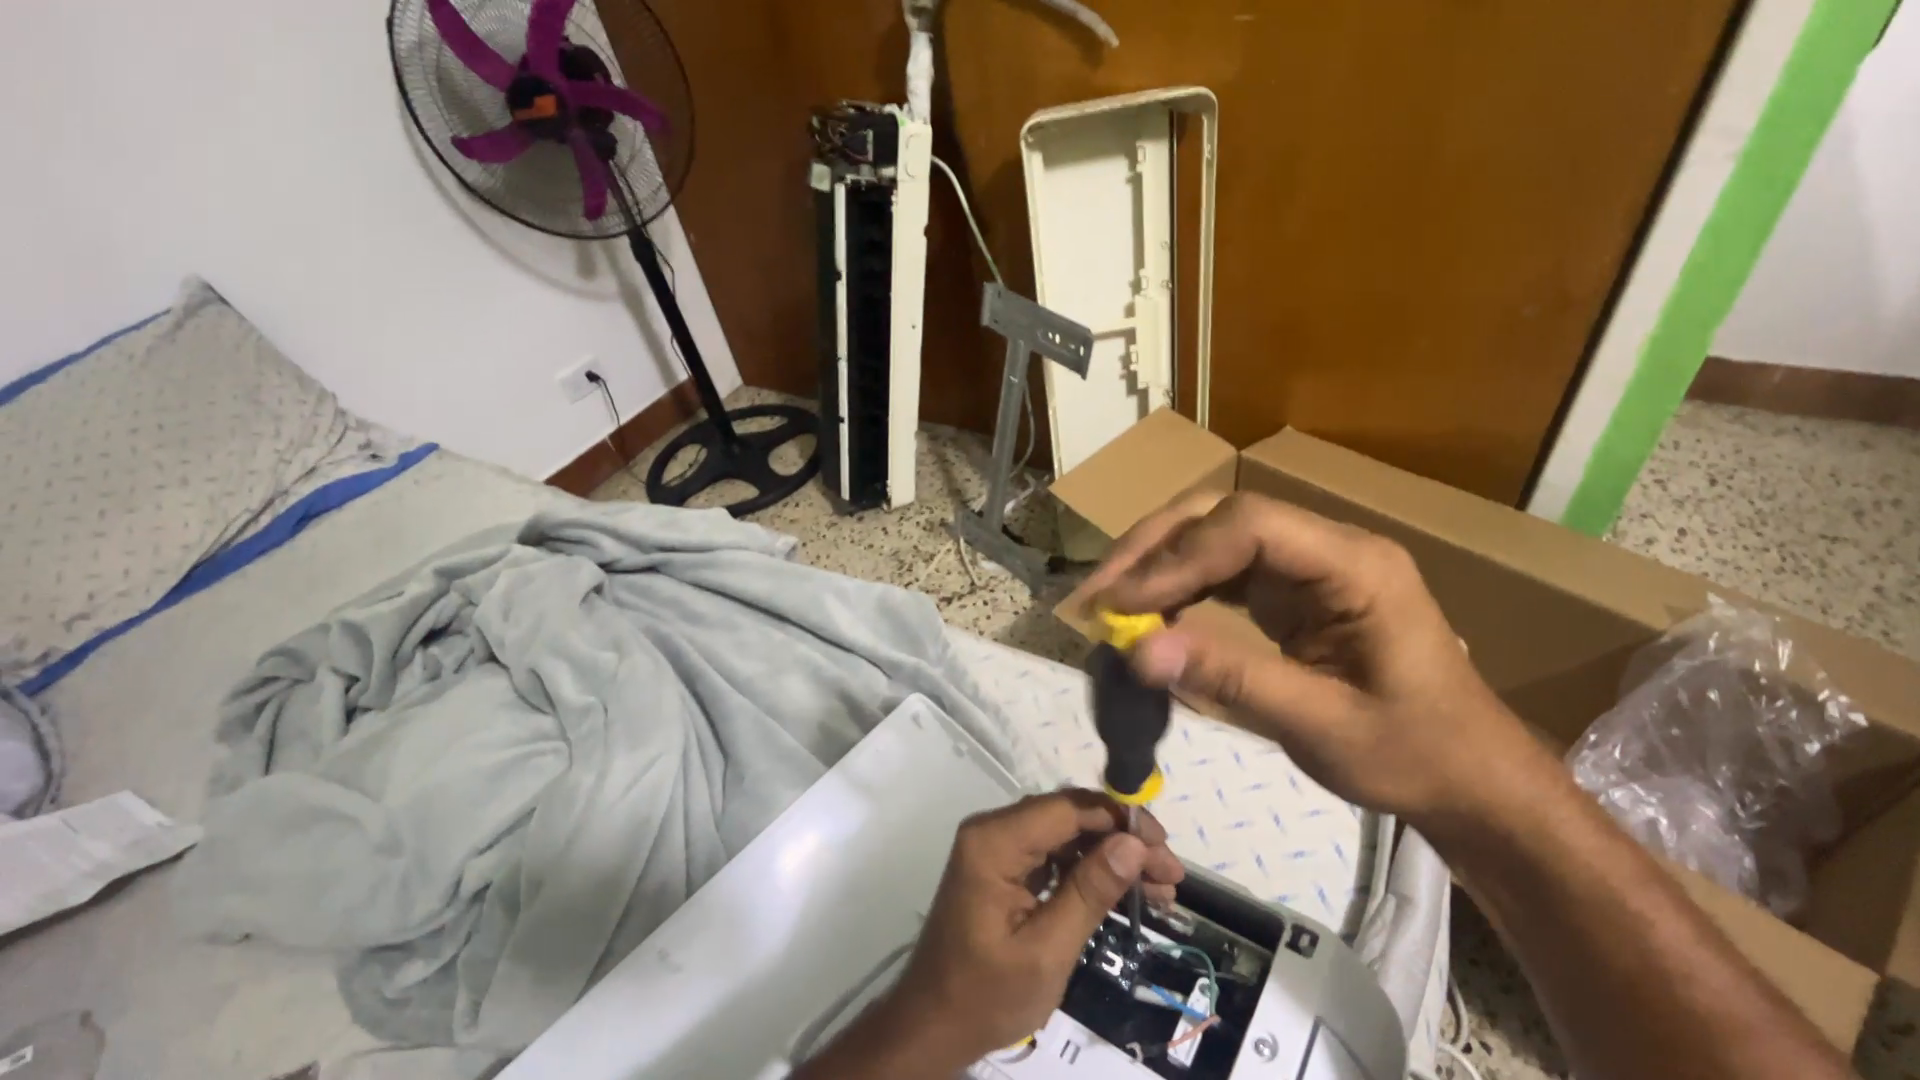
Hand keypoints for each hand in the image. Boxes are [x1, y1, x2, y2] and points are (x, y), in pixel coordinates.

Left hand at [795, 790, 1183, 1077]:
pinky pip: (1053, 855)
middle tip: (1170, 872)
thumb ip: (1089, 892)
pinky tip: (1125, 891)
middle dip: (1123, 839)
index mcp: (994, 842)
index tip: (1164, 846)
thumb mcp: (1047, 949)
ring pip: (1066, 834)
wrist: (934, 1026)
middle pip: (1069, 816)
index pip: (1067, 808)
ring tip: (1160, 887)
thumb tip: (1134, 843)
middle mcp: (993, 832)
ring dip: (1112, 855)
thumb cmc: (986, 993)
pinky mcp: (1003, 869)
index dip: (1119, 819)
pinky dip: (1090, 870)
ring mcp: (997, 850)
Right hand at [1087, 491, 1552, 830]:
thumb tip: (1137, 651)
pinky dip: (1181, 588)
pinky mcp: (1297, 591)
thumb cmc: (1412, 754)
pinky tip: (1150, 614)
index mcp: (1355, 566)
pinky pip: (1226, 571)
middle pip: (1223, 516)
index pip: (1247, 527)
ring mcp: (1312, 566)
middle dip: (1153, 550)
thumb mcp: (1321, 725)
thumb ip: (1231, 678)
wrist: (1469, 777)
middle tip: (1096, 596)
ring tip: (1108, 606)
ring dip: (1158, 566)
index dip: (1175, 558)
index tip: (1121, 606)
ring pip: (1217, 537)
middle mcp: (1330, 548)